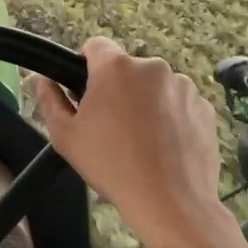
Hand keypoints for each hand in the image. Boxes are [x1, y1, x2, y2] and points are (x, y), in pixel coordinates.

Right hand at [31, 38, 225, 231]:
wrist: (171, 202)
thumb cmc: (111, 165)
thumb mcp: (65, 136)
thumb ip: (49, 100)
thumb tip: (42, 80)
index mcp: (116, 67)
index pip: (95, 46)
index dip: (86, 67)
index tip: (86, 95)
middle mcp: (153, 67)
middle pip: (127, 69)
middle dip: (118, 89)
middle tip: (111, 126)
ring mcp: (184, 86)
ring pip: (155, 86)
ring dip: (146, 102)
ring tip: (141, 140)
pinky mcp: (205, 107)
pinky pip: (179, 104)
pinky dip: (171, 117)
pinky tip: (165, 147)